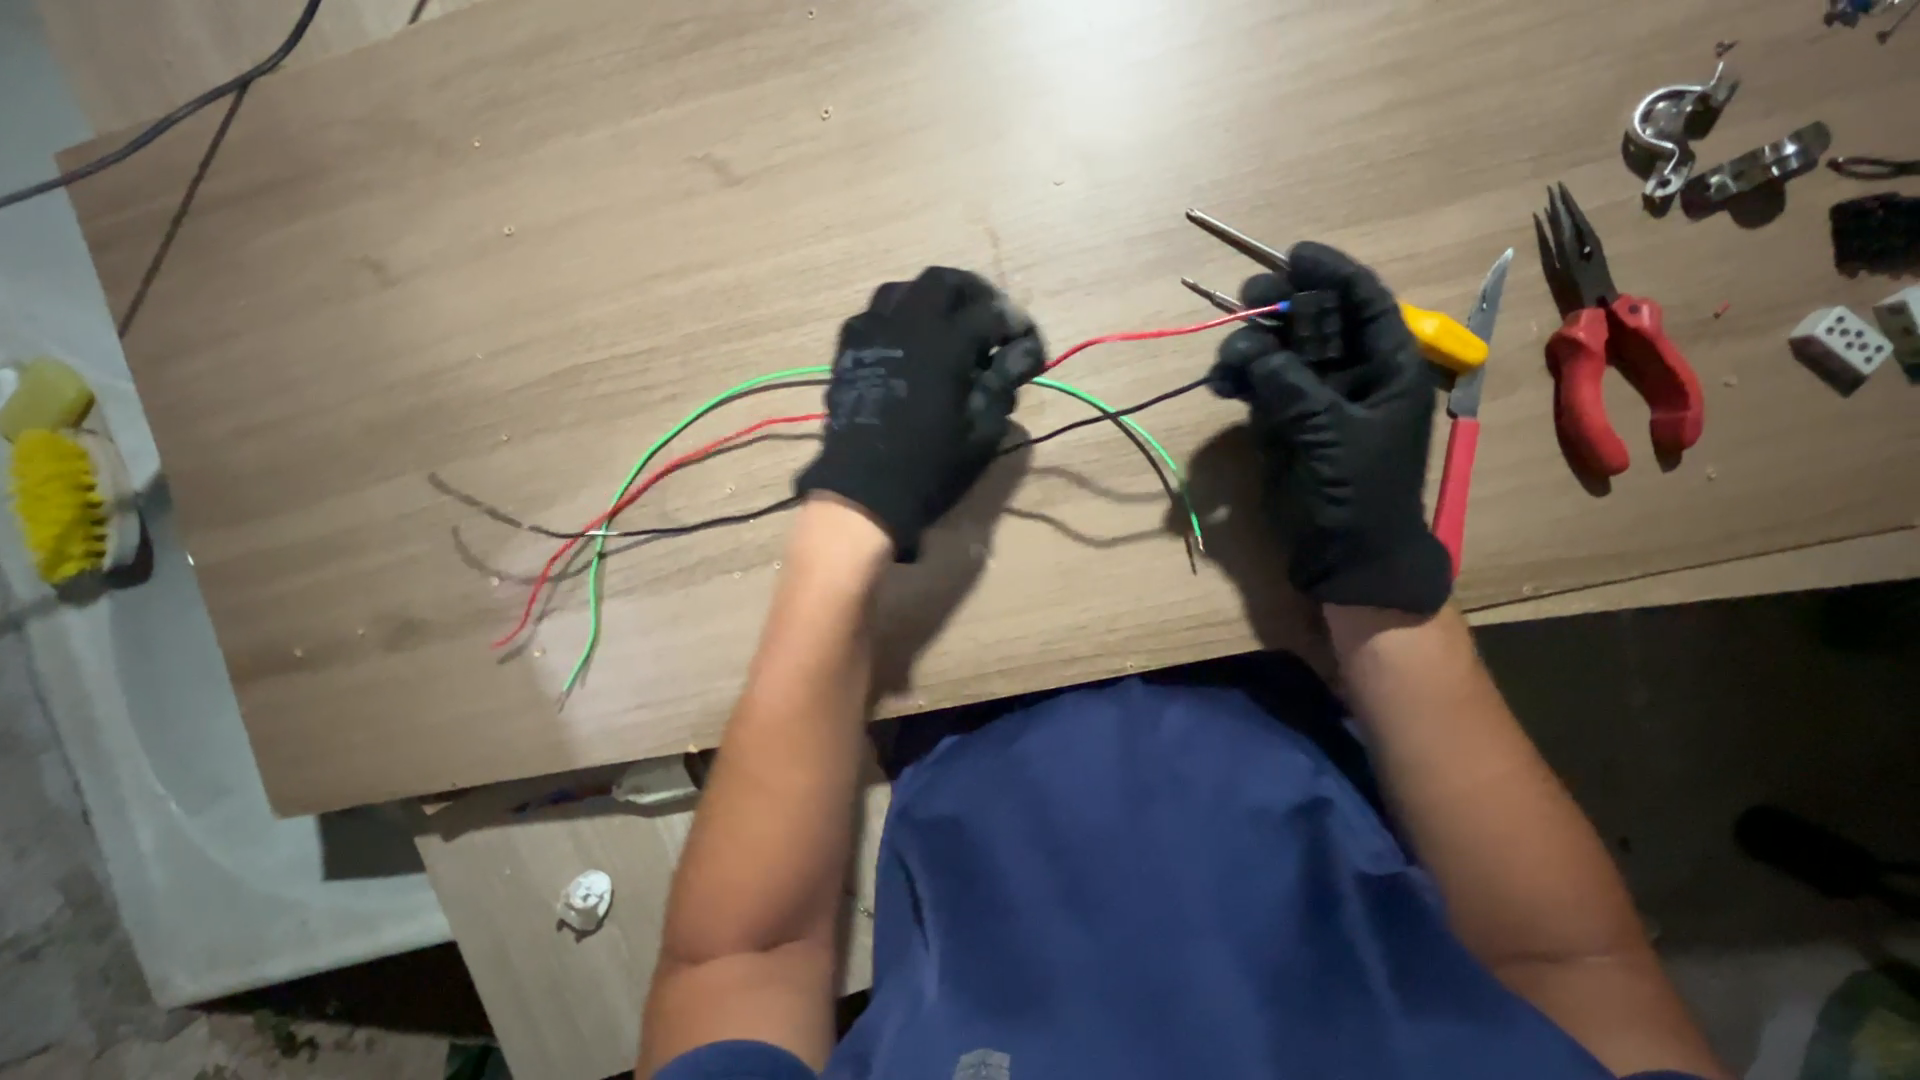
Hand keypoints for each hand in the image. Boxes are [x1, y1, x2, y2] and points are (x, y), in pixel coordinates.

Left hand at [797, 268, 1044, 560]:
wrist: (863, 492)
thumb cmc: (929, 468)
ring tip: (948, 326)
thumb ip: (1001, 384)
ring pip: (901, 291)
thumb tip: (1020, 354)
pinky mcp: (847, 352)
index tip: (1028, 346)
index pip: (991, 313)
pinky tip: (908, 345)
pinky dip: (896, 320)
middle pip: (943, 282)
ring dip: (930, 300)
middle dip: (974, 294)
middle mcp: (906, 325)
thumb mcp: (981, 432)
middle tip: (990, 320)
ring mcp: (871, 334)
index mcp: (945, 343)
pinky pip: (872, 316)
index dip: (1017, 325)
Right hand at [1208, 242, 1449, 614]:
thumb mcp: (1331, 433)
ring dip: (1252, 346)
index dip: (1333, 273)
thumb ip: (1293, 387)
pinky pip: (1259, 384)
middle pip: (1317, 320)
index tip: (1294, 254)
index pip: (1366, 302)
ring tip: (1226, 360)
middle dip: (1283, 305)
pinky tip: (1220, 384)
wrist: (1346, 554)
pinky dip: (1239, 379)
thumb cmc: (1358, 491)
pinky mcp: (1285, 422)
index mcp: (1387, 368)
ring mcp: (1316, 398)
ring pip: (1282, 350)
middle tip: (1248, 296)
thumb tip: (1253, 353)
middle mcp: (1352, 374)